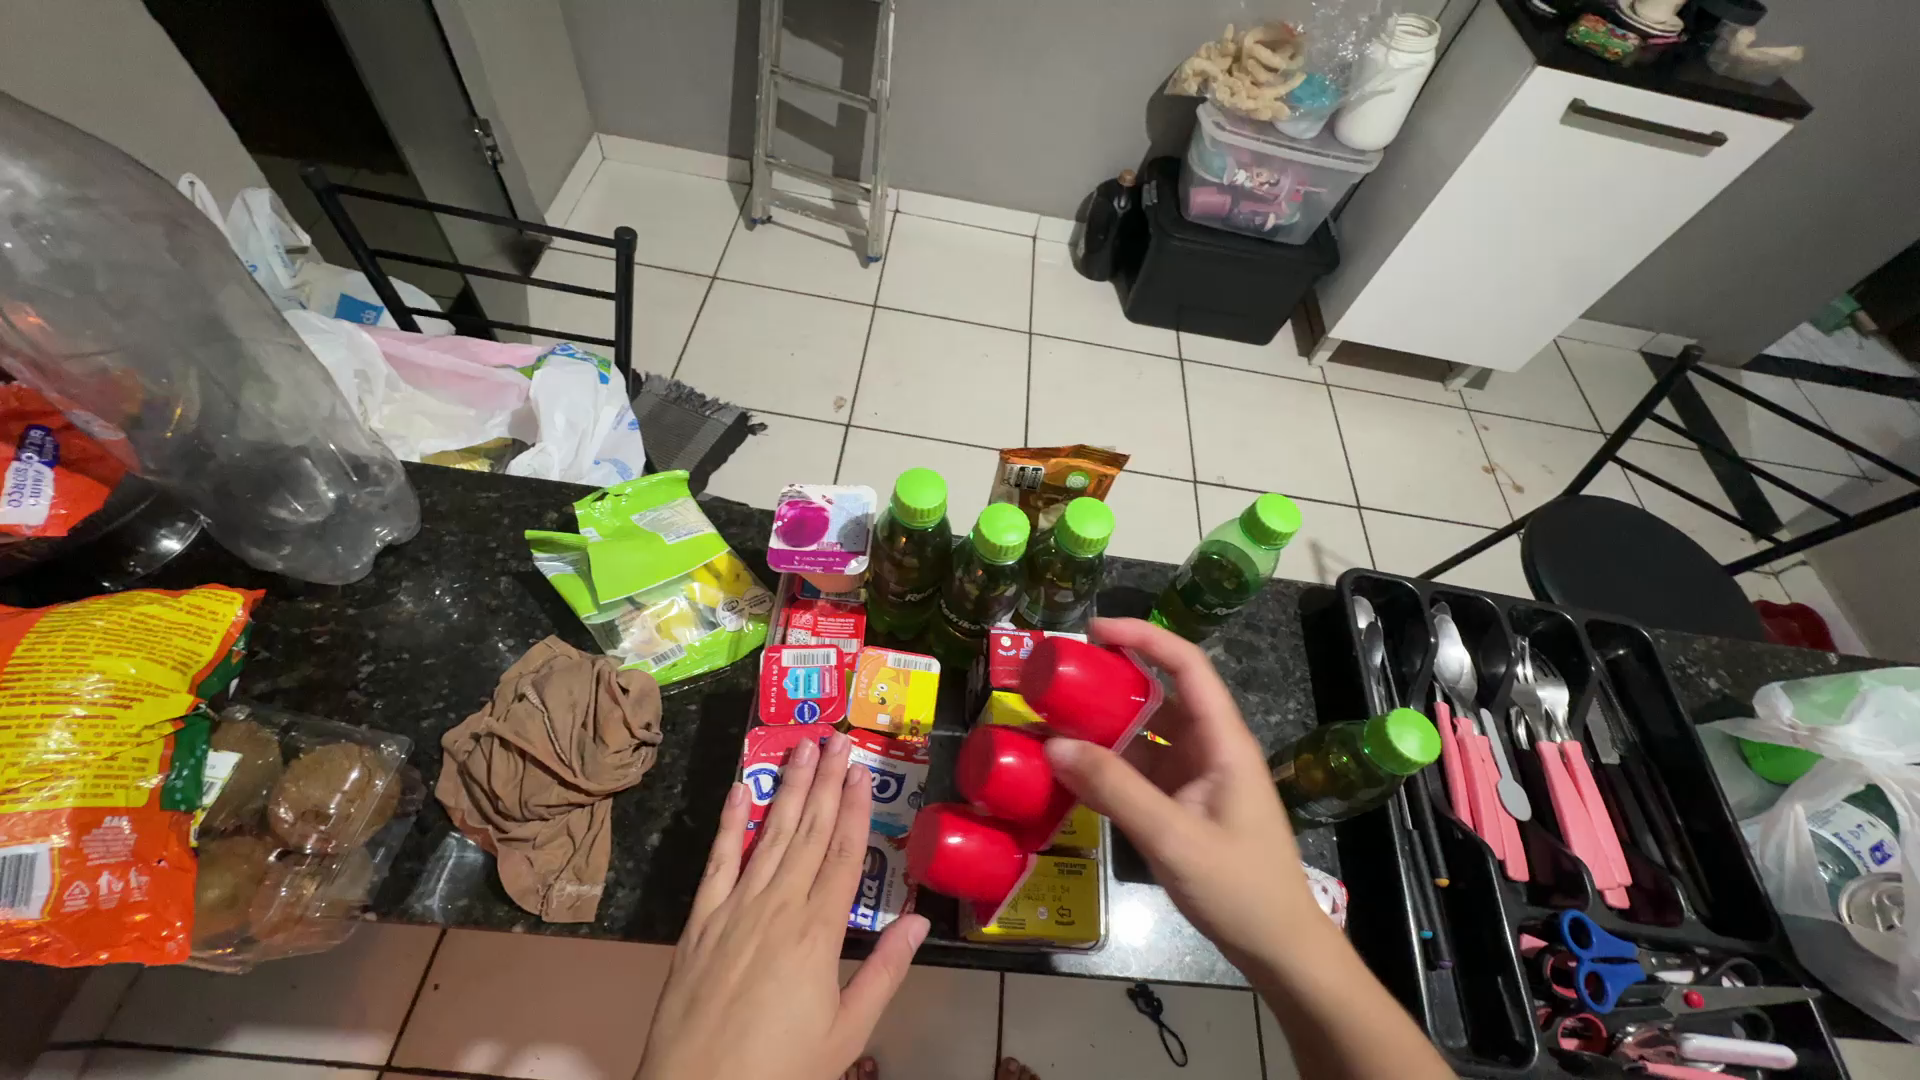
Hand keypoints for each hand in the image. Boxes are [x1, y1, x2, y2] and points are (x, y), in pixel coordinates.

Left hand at [637, 731, 929, 1079]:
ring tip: (802, 750)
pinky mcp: (700, 920)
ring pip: (771, 834)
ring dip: (789, 789)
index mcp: (819, 930)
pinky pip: (718, 861)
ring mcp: (736, 907)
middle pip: (811, 831)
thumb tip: (919, 919)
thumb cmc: (781, 1071)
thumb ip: (884, 972)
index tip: (862, 770)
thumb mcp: (847, 1033)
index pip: (845, 852)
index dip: (856, 807)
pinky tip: (739, 791)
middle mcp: (779, 905)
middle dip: (826, 782)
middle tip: (836, 740)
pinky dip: (730, 824)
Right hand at [1043, 617, 1320, 968]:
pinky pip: (1136, 768)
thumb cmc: (1240, 888)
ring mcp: (1193, 774)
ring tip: (1051, 718)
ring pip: (1142, 732)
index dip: (1143, 637)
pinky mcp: (1180, 800)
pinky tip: (1070, 768)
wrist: (1278, 948)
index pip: (1186, 665)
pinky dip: (1105, 764)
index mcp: (1221, 739)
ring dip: (1102, 725)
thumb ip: (1116, 790)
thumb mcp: (1174, 838)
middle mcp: (1207, 746)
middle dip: (1110, 680)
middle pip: (1158, 693)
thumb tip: (1054, 745)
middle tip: (1058, 679)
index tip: (1093, 630)